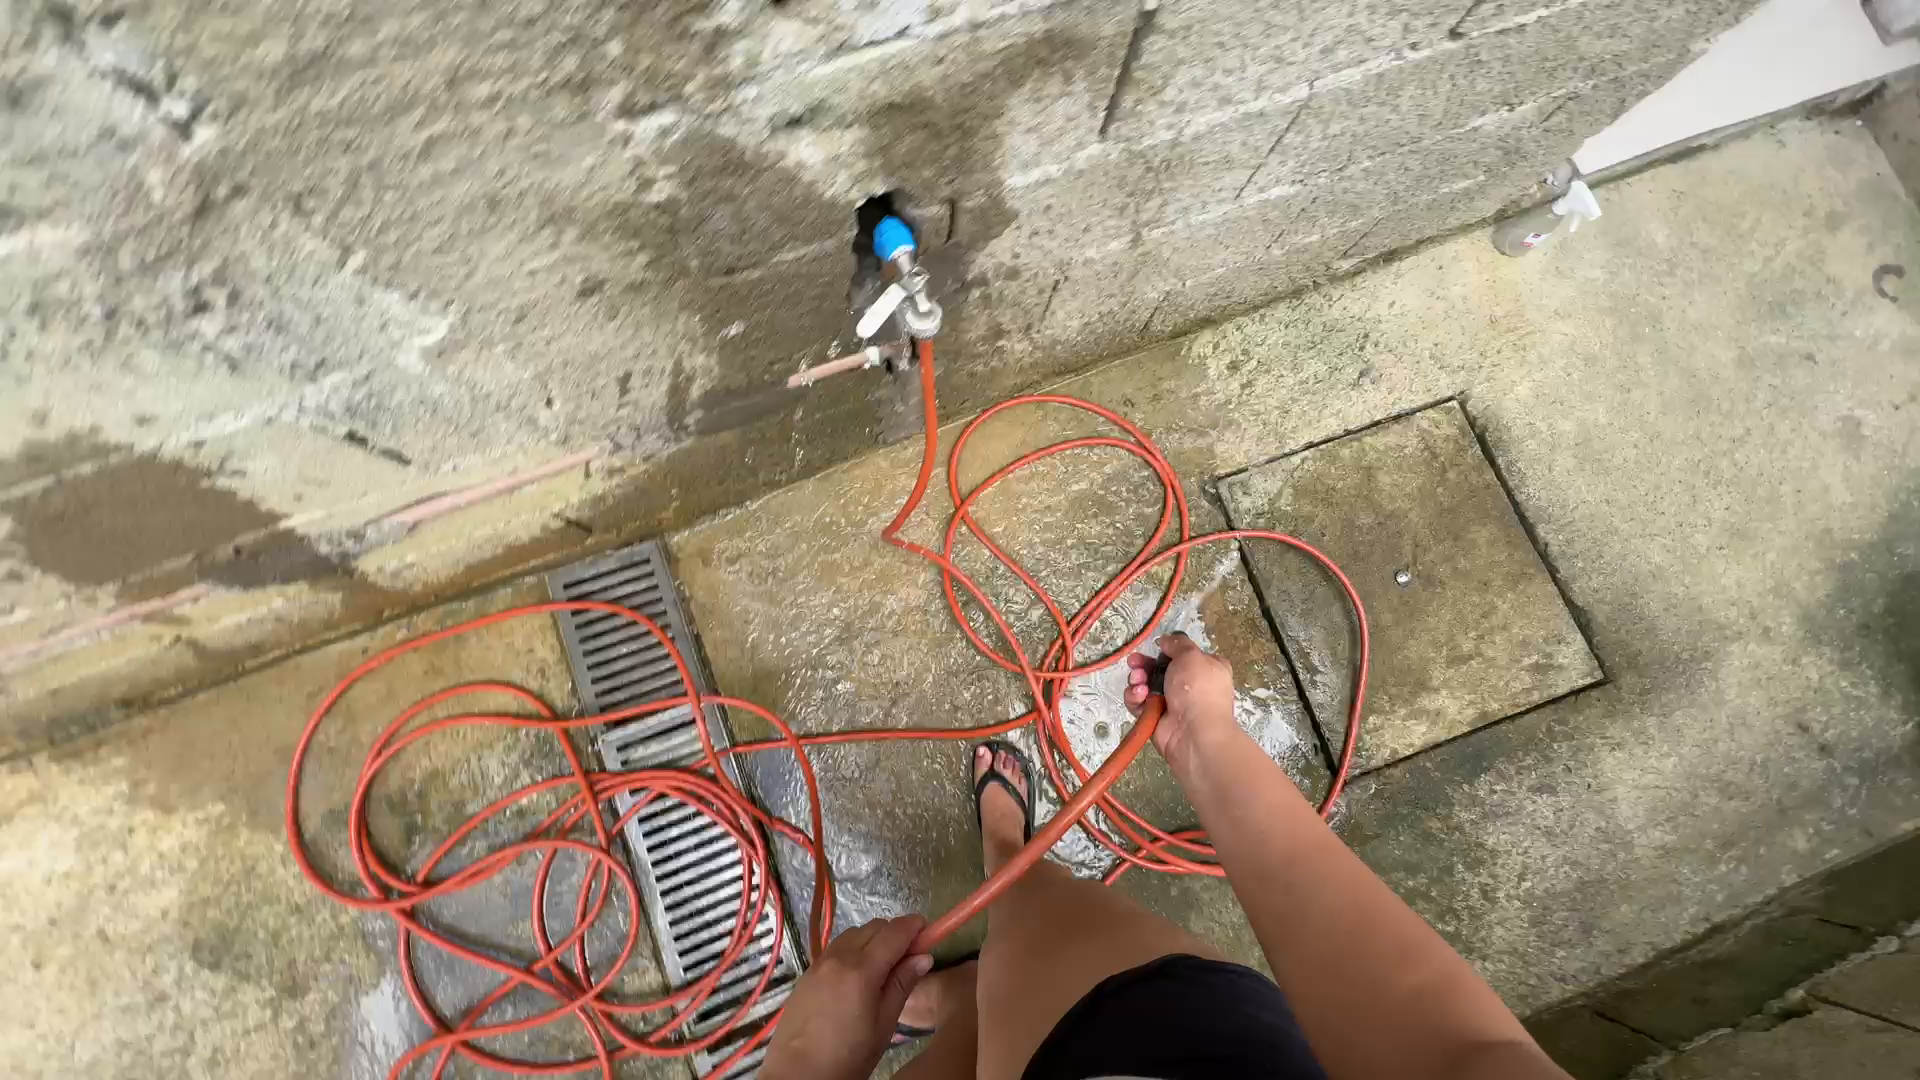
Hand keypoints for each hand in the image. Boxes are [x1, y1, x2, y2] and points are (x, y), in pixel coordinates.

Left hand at [761, 916, 931, 1079]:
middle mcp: (840, 956)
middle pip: (875, 926)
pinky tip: (856, 975)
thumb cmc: (847, 1058)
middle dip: (895, 933)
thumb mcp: (883, 1027)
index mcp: (862, 970)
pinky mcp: (807, 971)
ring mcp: (820, 961)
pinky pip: (837, 946)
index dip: (914, 926)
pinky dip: (853, 948)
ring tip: (881, 968)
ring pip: (855, 932)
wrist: (796, 1078)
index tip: (927, 932)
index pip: (895, 932)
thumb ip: (902, 985)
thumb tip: (924, 957)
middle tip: (907, 957)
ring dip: (873, 938)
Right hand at [1125, 632, 1238, 772]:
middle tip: (1134, 662)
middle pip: (1159, 668)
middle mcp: (1190, 686)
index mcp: (1207, 669)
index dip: (1170, 650)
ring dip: (1138, 680)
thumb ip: (1177, 643)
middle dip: (1144, 664)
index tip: (1158, 647)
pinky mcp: (1155, 716)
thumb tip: (1166, 640)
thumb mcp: (1191, 656)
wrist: (1193, 732)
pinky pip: (1139, 702)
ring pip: (1146, 684)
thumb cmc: (1198, 689)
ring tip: (1138, 682)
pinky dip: (1135, 698)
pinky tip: (1139, 696)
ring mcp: (1171, 702)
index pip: (1185, 655)